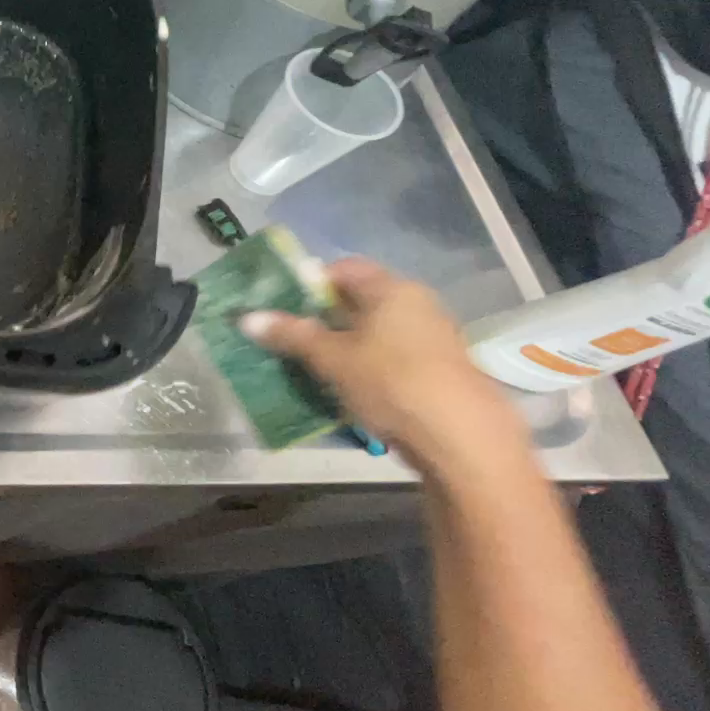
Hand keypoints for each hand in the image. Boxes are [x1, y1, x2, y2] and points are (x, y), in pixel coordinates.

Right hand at [238, 258, 525, 470]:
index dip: (308, 282)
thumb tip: (246, 317)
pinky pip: (388, 355)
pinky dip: (363, 364)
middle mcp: (416, 305)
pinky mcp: (436, 370)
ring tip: (309, 364)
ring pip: (372, 331)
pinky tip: (344, 386)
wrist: (462, 440)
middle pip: (358, 300)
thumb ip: (289, 334)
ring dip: (340, 344)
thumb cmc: (391, 382)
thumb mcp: (330, 358)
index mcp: (393, 290)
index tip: (282, 306)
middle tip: (287, 336)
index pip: (342, 269)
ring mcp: (431, 338)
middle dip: (320, 317)